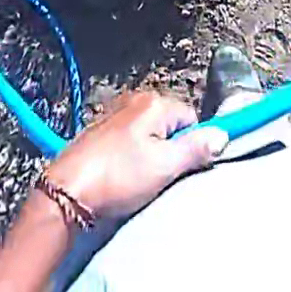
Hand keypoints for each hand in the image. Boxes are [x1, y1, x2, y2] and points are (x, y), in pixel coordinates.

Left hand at [44, 89, 227, 219]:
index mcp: (154, 103)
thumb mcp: (164, 167)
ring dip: (149, 153)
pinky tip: (123, 176)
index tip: (182, 167)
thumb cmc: (117, 177)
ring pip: (149, 133)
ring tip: (138, 179)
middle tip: (159, 175)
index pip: (191, 118)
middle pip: (170, 124)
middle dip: (170, 149)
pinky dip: (131, 155)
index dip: (191, 144)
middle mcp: (136, 100)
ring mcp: (117, 114)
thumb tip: (223, 136)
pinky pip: (130, 139)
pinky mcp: (102, 130)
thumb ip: (196, 149)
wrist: (68, 191)